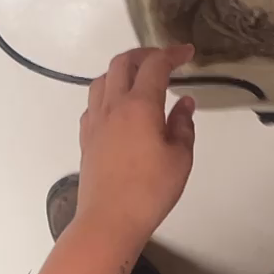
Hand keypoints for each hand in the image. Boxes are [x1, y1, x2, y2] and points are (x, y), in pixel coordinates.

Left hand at [76, 46, 198, 249]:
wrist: (109, 220)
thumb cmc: (149, 192)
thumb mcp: (180, 159)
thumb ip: (183, 126)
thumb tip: (184, 104)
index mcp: (139, 105)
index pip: (155, 65)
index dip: (172, 54)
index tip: (187, 53)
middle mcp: (112, 107)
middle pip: (122, 63)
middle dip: (144, 55)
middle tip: (163, 61)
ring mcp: (95, 123)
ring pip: (102, 80)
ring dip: (121, 72)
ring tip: (139, 81)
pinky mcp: (86, 140)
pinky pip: (93, 104)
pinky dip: (108, 95)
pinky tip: (118, 109)